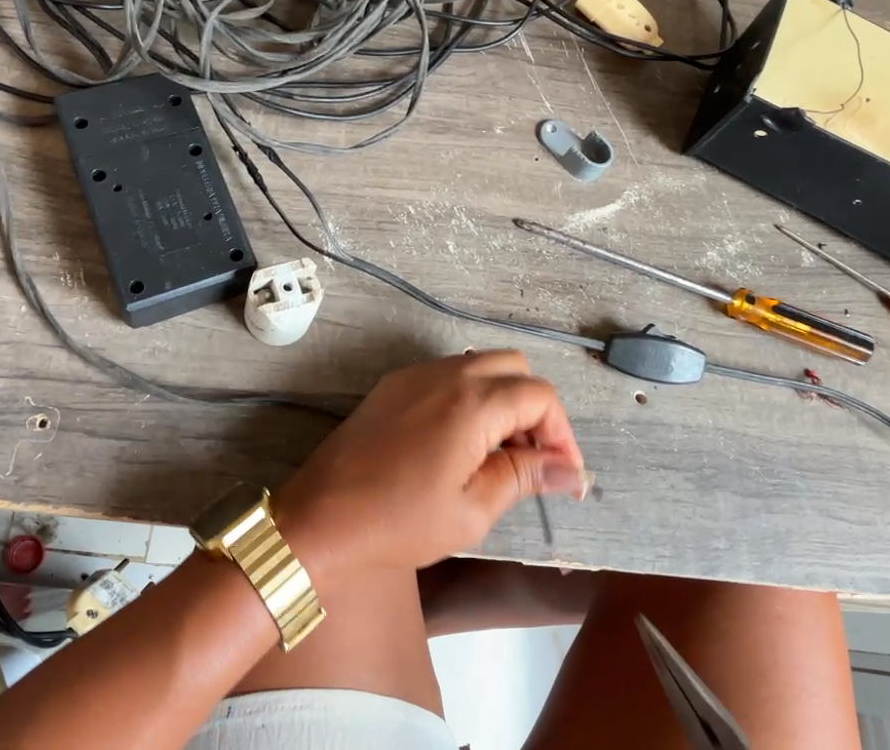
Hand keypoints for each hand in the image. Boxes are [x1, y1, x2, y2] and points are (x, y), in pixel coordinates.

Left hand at [274, 350, 585, 581]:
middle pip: (513, 367)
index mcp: (471, 403)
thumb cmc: (399, 522)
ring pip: (478, 366)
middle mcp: (445, 375)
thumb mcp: (472, 509)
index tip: (562, 474)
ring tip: (499, 456)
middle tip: (532, 459)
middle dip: (534, 408)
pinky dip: (468, 398)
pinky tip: (461, 444)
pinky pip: (445, 376)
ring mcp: (413, 376)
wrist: (319, 518)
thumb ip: (524, 477)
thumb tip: (570, 471)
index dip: (561, 433)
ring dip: (501, 400)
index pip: (540, 395)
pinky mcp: (391, 387)